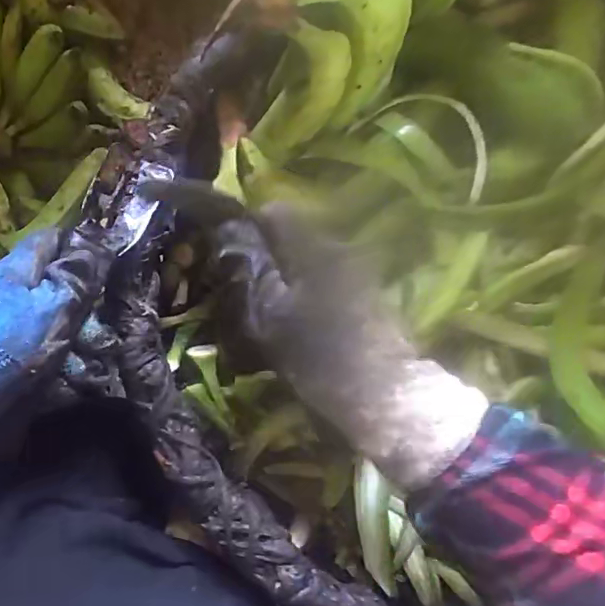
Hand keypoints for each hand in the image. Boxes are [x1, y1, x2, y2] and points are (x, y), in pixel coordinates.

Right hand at [206, 199, 487, 489]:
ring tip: (259, 301)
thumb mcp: (266, 314)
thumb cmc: (316, 354)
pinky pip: (319, 274)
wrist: (381, 394)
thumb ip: (245, 269)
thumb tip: (225, 234)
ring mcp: (355, 269)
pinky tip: (288, 314)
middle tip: (235, 281)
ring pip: (303, 255)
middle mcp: (338, 247)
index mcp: (313, 246)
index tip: (223, 253)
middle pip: (289, 233)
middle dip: (260, 250)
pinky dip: (298, 286)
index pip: (272, 212)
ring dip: (279, 270)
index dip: (242, 227)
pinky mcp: (364, 292)